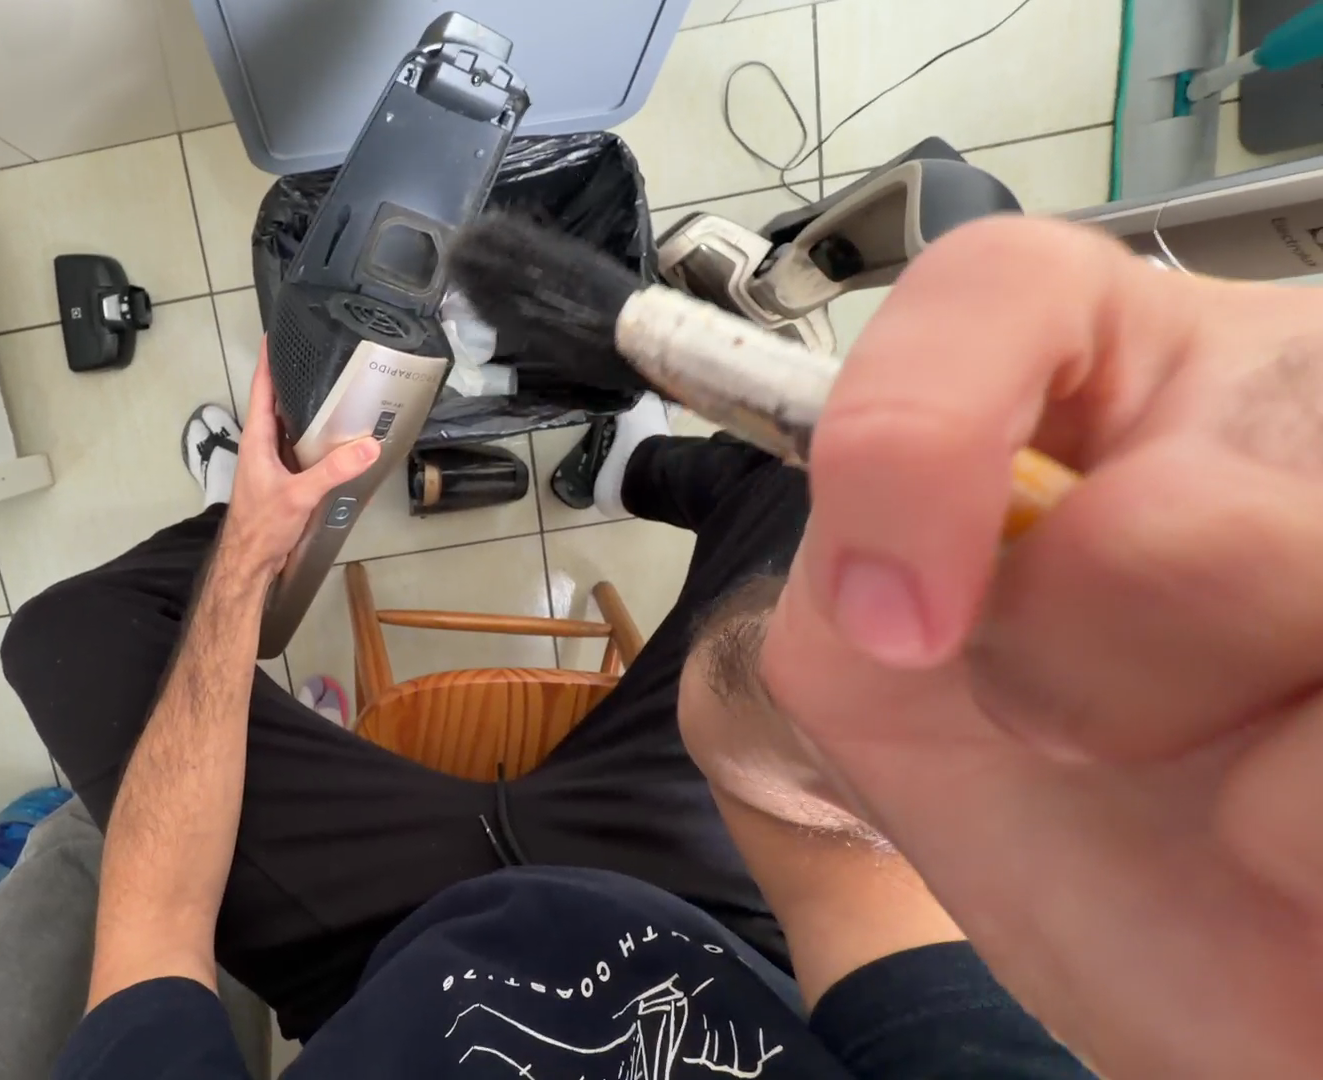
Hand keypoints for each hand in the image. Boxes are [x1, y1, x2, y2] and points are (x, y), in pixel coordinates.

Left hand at [218, 342, 380, 575]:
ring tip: (334, 389)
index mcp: (257, 439)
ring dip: (306, 409)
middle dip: (294, 379)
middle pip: (277, 403)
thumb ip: (333, 471)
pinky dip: (313, 438)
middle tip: (320, 357)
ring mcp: (271, 462)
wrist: (250, 562)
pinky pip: (298, 448)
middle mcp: (262, 445)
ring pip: (289, 426)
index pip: (261, 389)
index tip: (276, 334)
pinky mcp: (282, 478)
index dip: (268, 360)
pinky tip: (334, 438)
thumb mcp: (299, 495)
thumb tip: (369, 447)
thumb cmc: (262, 525)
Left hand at [760, 217, 1322, 1077]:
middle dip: (1076, 667)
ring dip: (1209, 755)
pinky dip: (1302, 840)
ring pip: (1292, 585)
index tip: (893, 620)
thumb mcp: (864, 668)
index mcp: (1107, 394)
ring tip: (1226, 794)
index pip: (990, 288)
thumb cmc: (1026, 806)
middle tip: (1091, 726)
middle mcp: (1299, 410)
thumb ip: (848, 569)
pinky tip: (1298, 845)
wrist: (1178, 962)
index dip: (910, 434)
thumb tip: (898, 564)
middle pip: (1171, 508)